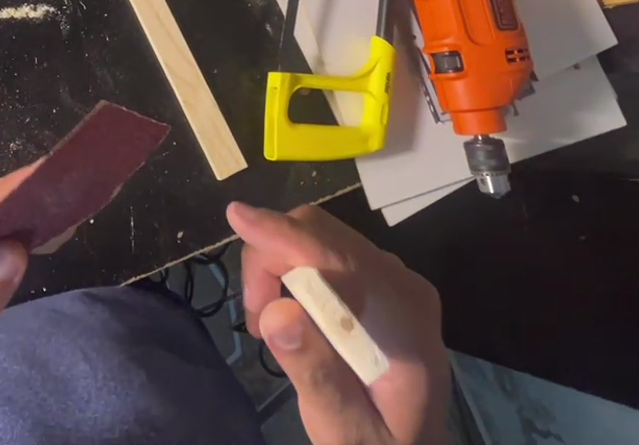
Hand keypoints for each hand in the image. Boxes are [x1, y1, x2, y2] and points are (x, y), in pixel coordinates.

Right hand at [229, 202, 449, 444]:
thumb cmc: (379, 444)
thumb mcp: (348, 430)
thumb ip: (319, 375)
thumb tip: (279, 314)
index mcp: (402, 319)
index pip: (336, 258)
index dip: (284, 235)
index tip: (236, 216)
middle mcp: (400, 282)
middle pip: (318, 235)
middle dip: (270, 259)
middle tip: (255, 321)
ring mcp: (391, 274)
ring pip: (315, 235)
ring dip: (277, 264)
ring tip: (268, 323)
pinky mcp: (377, 275)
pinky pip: (322, 245)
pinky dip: (291, 265)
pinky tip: (290, 311)